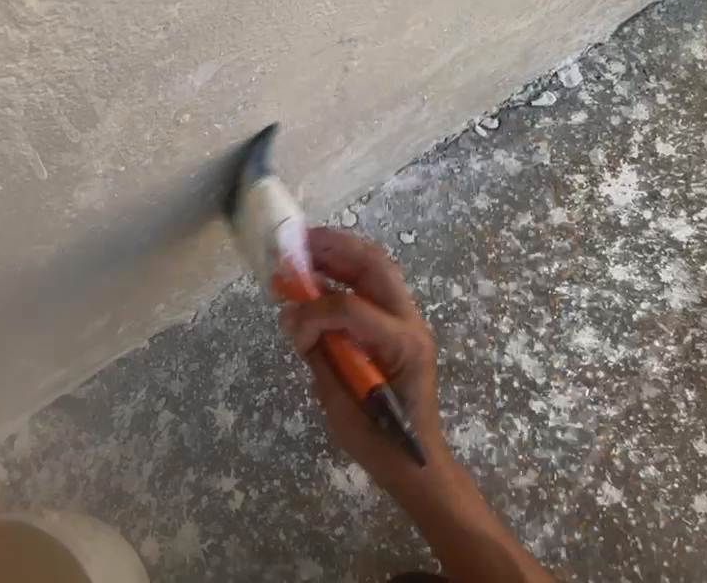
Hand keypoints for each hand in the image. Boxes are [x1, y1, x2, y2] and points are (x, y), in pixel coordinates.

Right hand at [279, 228, 555, 582]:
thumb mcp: (340, 404)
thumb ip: (316, 354)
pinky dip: (343, 273)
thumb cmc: (380, 443)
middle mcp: (410, 323)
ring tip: (304, 249)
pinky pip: (371, 286)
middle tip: (298, 242)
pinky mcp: (398, 324)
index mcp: (402, 345)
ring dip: (339, 253)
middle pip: (374, 264)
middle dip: (334, 247)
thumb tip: (290, 318)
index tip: (290, 322)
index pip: (350, 307)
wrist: (417, 464)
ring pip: (375, 267)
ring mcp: (408, 321)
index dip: (313, 310)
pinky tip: (316, 276)